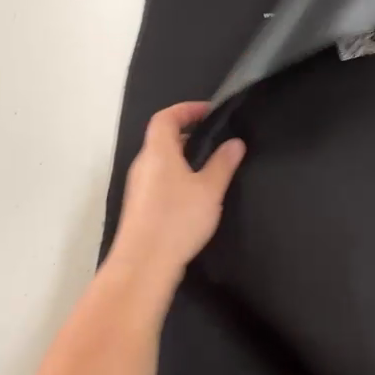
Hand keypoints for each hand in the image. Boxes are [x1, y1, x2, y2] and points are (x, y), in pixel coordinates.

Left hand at [107, 102, 246, 274]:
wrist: (143, 265)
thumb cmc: (177, 219)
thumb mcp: (209, 189)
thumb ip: (223, 163)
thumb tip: (235, 143)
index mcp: (158, 152)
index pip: (165, 117)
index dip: (186, 109)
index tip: (209, 111)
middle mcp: (143, 164)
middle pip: (161, 138)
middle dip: (188, 133)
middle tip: (214, 138)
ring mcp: (139, 187)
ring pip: (160, 160)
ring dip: (182, 156)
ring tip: (209, 165)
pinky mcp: (140, 207)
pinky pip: (159, 179)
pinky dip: (176, 175)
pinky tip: (195, 194)